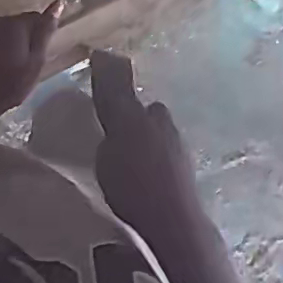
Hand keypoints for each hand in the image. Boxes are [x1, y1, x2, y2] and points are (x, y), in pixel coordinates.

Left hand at [0, 3, 61, 133]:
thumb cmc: (10, 85)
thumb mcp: (35, 62)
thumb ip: (45, 33)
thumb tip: (58, 4)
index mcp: (15, 25)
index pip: (35, 17)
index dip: (40, 34)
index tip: (39, 53)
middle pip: (16, 23)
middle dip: (22, 38)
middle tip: (25, 63)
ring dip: (6, 42)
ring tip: (7, 66)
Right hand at [90, 50, 203, 239]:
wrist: (169, 230)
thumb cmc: (139, 175)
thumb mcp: (119, 128)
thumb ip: (114, 94)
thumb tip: (106, 52)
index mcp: (159, 120)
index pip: (144, 105)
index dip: (125, 108)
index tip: (103, 118)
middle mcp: (174, 140)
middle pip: (151, 130)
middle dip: (133, 135)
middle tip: (103, 147)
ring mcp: (180, 171)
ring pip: (155, 156)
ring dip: (137, 160)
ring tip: (110, 174)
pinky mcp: (177, 199)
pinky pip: (154, 182)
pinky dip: (141, 183)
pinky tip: (126, 196)